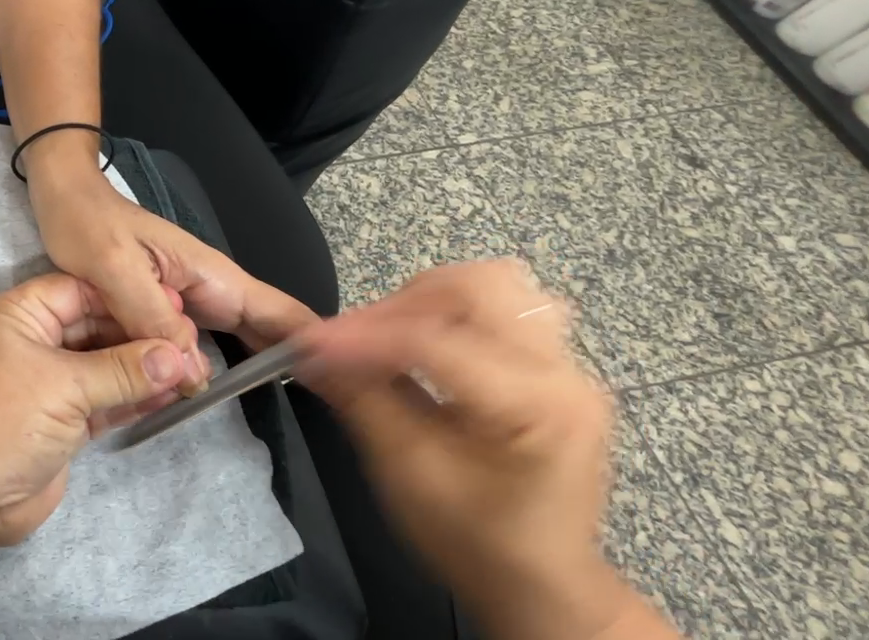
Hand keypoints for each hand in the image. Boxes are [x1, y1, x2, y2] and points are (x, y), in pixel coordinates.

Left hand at [0, 273, 186, 554]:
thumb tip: (179, 355)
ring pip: (105, 363)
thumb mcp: (64, 387)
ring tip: (194, 371)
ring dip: (145, 369)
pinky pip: (105, 397)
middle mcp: (35, 339)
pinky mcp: (63, 418)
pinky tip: (173, 395)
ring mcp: (49, 380)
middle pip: (97, 325)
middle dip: (142, 336)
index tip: (175, 305)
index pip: (82, 289)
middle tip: (194, 344)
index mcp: (21, 313)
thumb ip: (124, 369)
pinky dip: (135, 397)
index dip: (127, 297)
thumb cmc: (4, 422)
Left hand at [26, 165, 317, 391]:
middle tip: (332, 415)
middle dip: (293, 370)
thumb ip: (151, 313)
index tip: (350, 389)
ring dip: (249, 376)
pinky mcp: (159, 311)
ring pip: (226, 345)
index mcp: (207, 274)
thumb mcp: (112, 266)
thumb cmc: (86, 222)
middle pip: (263, 333)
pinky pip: (188, 346)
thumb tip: (194, 370)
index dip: (315, 348)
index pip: (278, 311)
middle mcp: (205, 290)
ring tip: (286, 414)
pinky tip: (202, 398)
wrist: (61, 196)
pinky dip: (200, 371)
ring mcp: (184, 301)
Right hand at [295, 260, 642, 639]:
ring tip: (389, 334)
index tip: (307, 344)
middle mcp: (563, 373)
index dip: (363, 336)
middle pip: (476, 287)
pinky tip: (421, 341)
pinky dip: (448, 308)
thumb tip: (302, 349)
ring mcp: (566, 364)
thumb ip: (358, 398)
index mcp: (536, 408)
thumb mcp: (406, 472)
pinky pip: (500, 303)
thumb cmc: (474, 539)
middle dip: (401, 303)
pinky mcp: (552, 364)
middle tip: (355, 336)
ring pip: (491, 283)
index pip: (437, 342)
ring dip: (428, 297)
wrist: (542, 584)